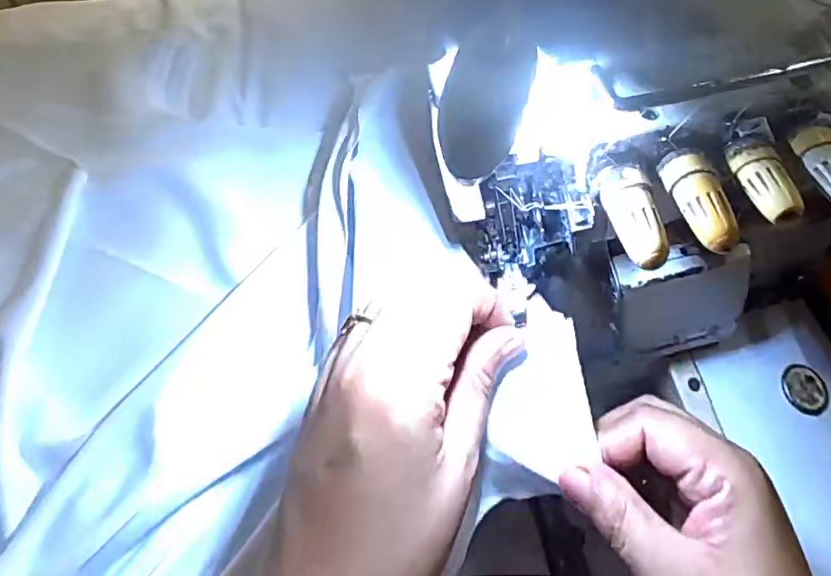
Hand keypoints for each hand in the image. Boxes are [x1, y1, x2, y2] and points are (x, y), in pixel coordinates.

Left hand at [271, 265, 524, 575]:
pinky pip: (367, 321)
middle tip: (491, 341)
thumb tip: (511, 335)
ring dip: (433, 307)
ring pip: (394, 297)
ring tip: (458, 348)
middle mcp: (357, 362)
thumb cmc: (399, 540)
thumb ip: (482, 383)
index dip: (490, 304)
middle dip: (465, 301)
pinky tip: (419, 354)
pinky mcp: (320, 383)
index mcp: (396, 383)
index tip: (510, 335)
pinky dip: (401, 319)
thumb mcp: (458, 465)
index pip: (451, 298)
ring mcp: (332, 370)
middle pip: (422, 289)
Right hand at [559, 396, 811, 575]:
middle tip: (574, 484)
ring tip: (592, 503)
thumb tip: (576, 474)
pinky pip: (667, 481)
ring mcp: (722, 485)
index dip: (605, 442)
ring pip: (657, 450)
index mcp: (726, 465)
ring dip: (621, 471)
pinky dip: (638, 493)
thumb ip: (624, 519)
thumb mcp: (677, 572)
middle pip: (654, 425)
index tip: (569, 472)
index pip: (650, 420)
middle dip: (610, 449)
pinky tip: (620, 517)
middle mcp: (726, 463)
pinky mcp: (715, 510)